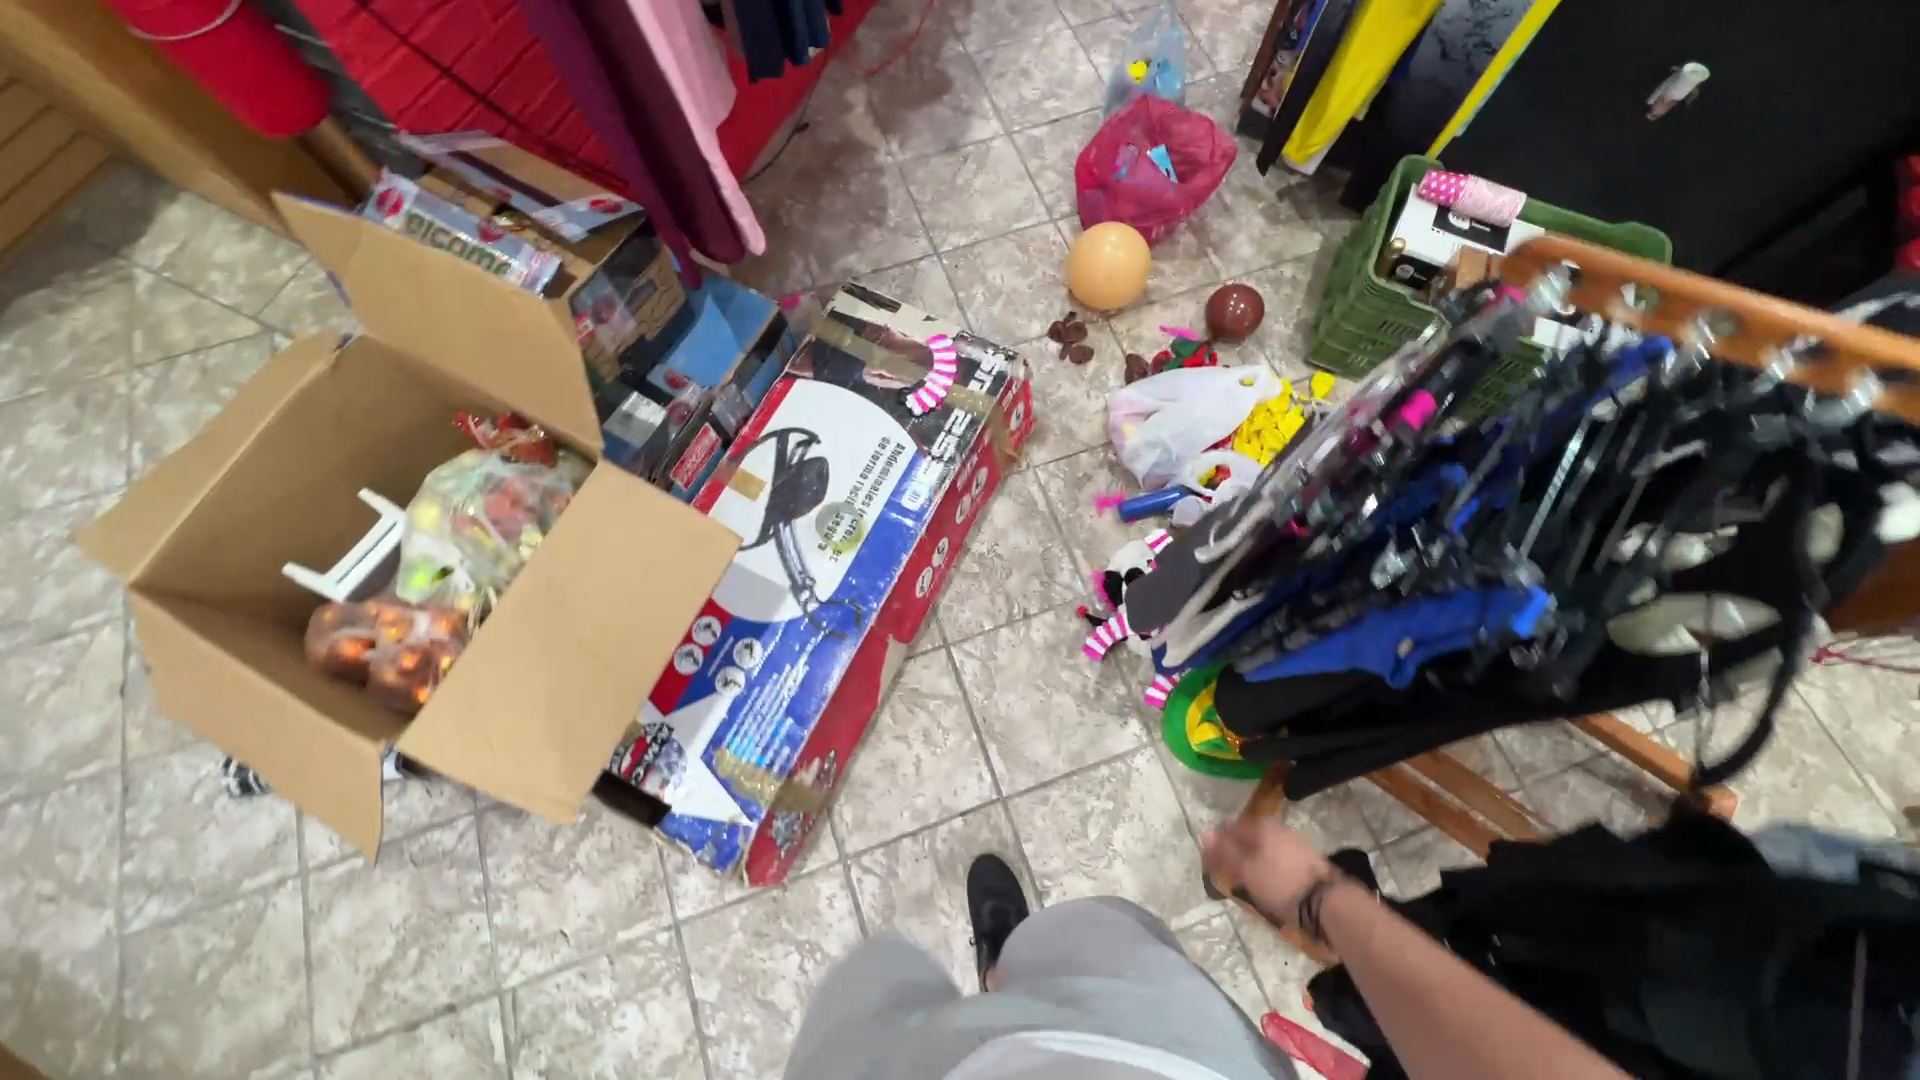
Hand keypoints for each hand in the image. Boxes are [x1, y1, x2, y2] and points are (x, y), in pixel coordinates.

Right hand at [1202, 818, 1338, 925]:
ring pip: (1264, 850)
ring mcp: (1295, 845)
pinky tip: (1269, 886)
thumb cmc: (1281, 884)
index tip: (1210, 865)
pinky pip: (1278, 861)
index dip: (1216, 844)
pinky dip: (1269, 871)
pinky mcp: (1308, 863)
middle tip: (1227, 874)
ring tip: (1247, 884)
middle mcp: (1278, 830)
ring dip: (1252, 863)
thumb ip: (1224, 851)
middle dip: (1235, 854)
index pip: (1229, 828)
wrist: (1329, 904)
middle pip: (1247, 838)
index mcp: (1261, 826)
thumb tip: (1204, 833)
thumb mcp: (1246, 869)